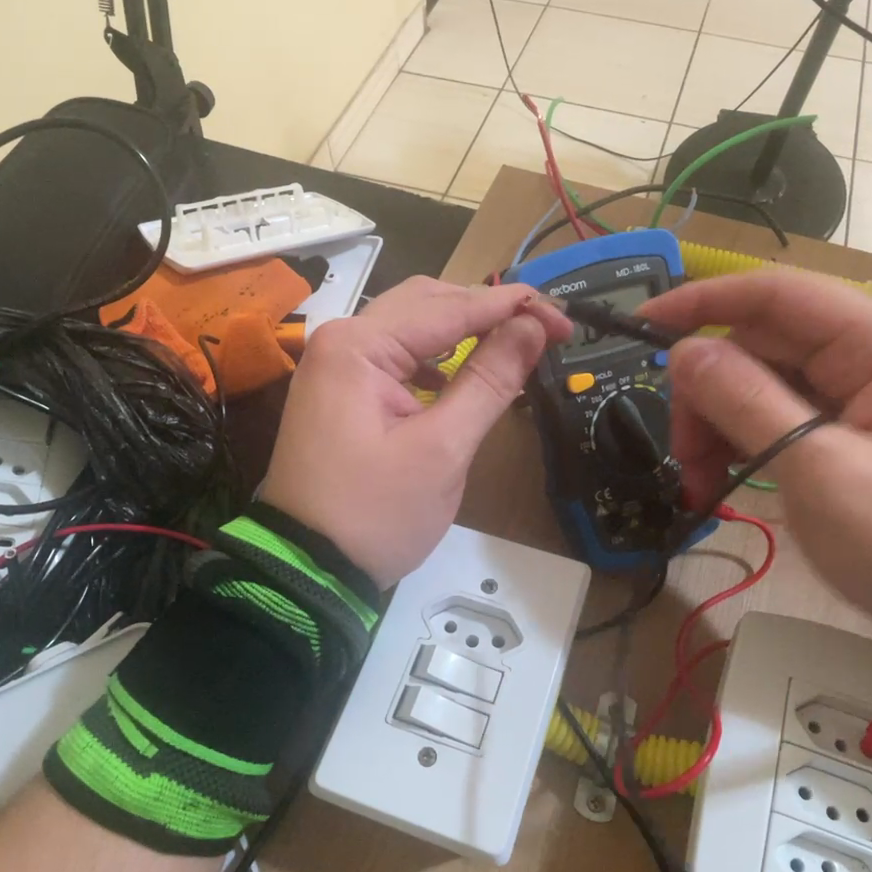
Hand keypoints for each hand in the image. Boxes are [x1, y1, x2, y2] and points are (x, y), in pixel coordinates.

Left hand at [259, 277, 571, 587]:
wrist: (307, 569)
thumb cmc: (375, 514)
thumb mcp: (443, 450)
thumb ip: (489, 381)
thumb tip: (531, 327)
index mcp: (358, 346)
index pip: (449, 308)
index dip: (512, 308)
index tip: (563, 319)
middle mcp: (340, 340)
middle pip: (425, 302)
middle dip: (486, 310)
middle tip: (543, 330)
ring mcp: (333, 365)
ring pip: (408, 326)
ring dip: (460, 329)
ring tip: (509, 347)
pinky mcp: (337, 391)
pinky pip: (392, 355)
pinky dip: (430, 357)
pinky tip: (456, 379)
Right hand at [639, 270, 871, 664]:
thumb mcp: (818, 472)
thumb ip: (745, 402)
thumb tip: (683, 352)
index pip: (774, 293)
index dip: (699, 304)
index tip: (638, 330)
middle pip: (764, 343)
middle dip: (710, 395)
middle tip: (685, 463)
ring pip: (768, 382)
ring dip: (723, 426)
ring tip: (705, 487)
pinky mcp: (868, 429)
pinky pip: (790, 415)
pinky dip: (750, 444)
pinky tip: (730, 481)